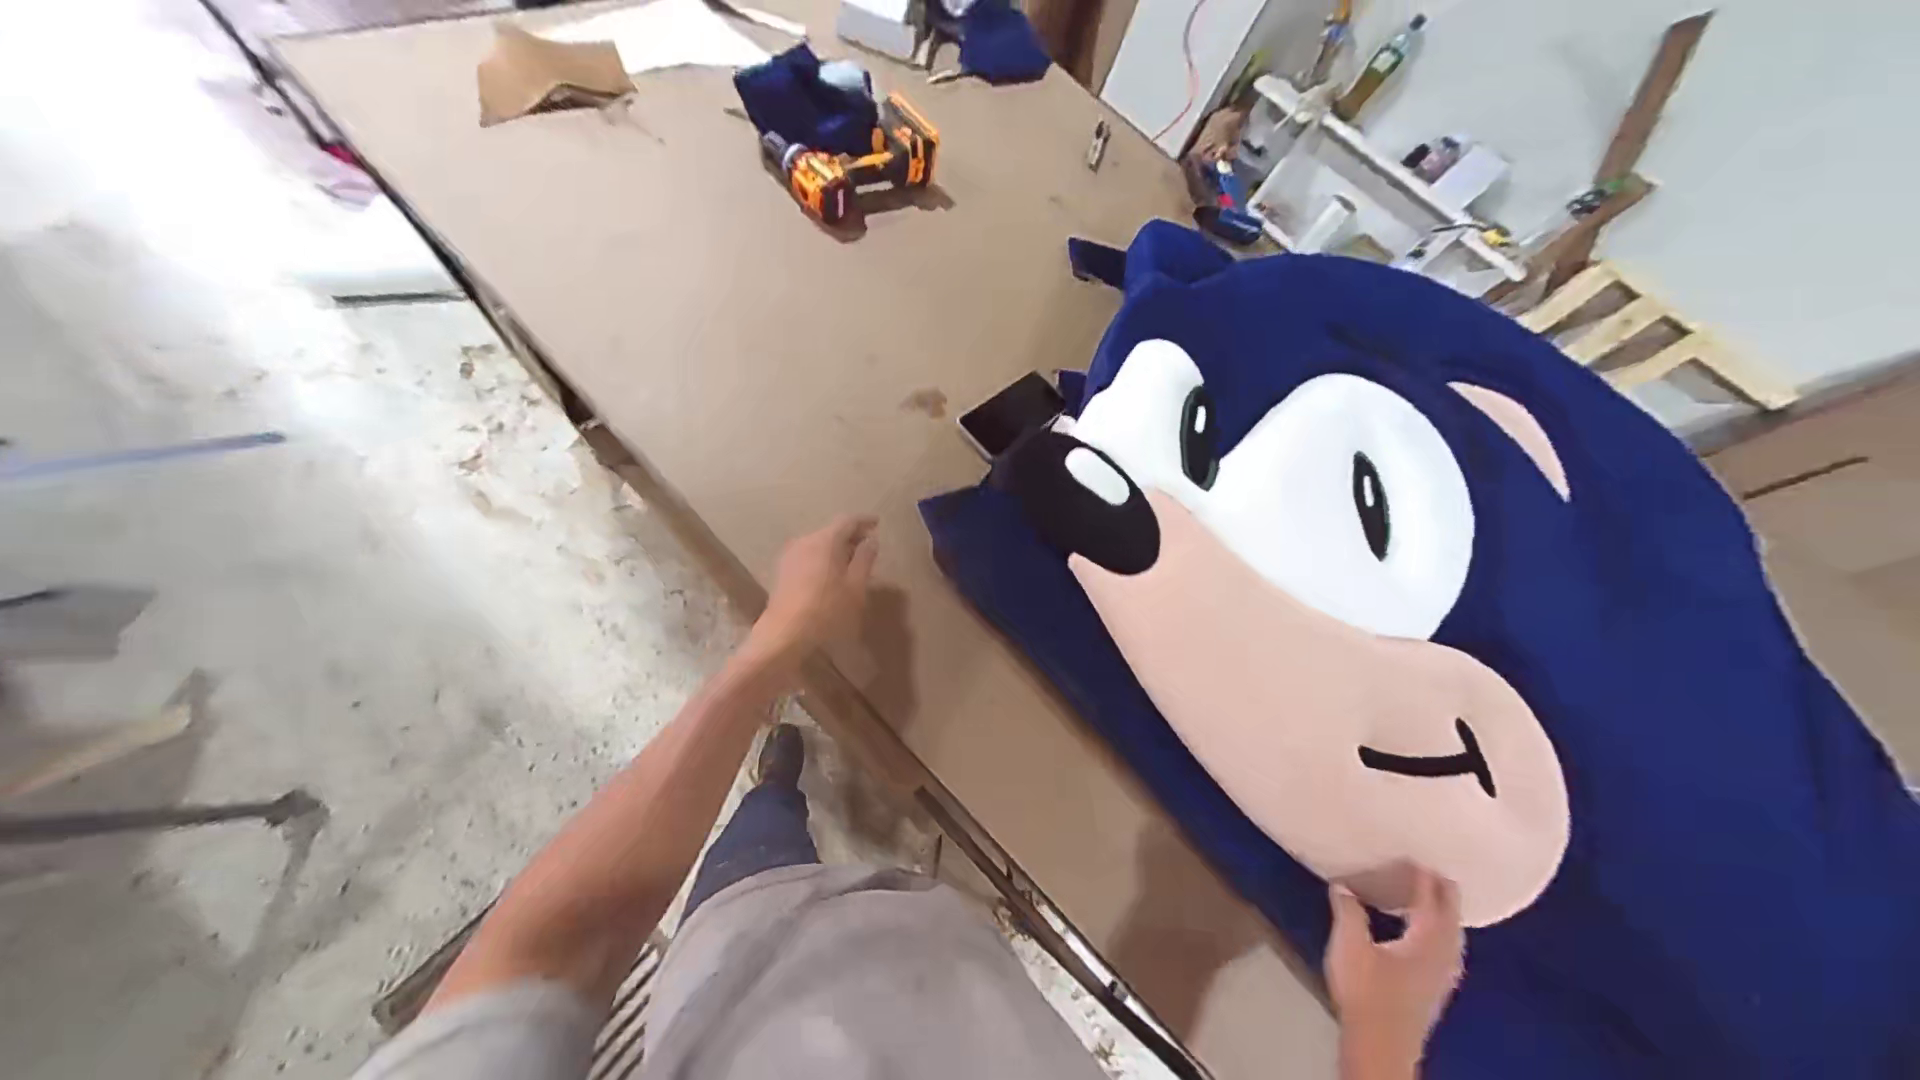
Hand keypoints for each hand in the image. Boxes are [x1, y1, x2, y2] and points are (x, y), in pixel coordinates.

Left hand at [747, 515, 878, 667]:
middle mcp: (805, 541)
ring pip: (819, 543)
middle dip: (851, 535)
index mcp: (825, 541)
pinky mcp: (783, 569)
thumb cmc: (827, 609)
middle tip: (868, 545)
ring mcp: (791, 555)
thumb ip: (865, 559)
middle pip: (832, 531)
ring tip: (852, 561)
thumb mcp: (855, 586)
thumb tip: (871, 540)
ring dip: (837, 548)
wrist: (785, 632)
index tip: (878, 523)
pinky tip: (831, 573)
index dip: (864, 521)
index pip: (847, 521)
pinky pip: (809, 554)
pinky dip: (823, 557)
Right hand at [1325, 868, 1463, 1077]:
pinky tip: (1430, 939)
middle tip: (1437, 874)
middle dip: (1444, 897)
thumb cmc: (1366, 991)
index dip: (1425, 881)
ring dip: (1446, 917)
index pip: (1429, 904)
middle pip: (1449, 922)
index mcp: (1425, 943)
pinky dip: (1442, 935)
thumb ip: (1349, 911)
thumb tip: (1344, 885)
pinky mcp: (1434, 991)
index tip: (1419, 859)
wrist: (1380, 1045)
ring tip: (1437, 902)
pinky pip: (1447, 952)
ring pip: (1452, 940)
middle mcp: (1441, 958)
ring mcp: (1441, 978)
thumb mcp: (1349, 945)